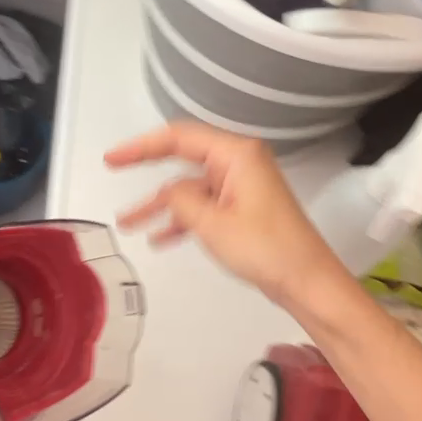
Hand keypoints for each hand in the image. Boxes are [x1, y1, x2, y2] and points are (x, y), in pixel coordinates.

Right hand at [106, 122, 347, 304]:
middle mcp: (239, 162)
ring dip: (160, 206)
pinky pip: (203, 206)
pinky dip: (181, 220)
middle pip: (182, 158)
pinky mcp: (243, 208)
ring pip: (189, 188)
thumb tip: (166, 192)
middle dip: (147, 172)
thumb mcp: (213, 224)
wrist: (309, 282)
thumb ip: (181, 200)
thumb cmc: (267, 249)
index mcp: (236, 155)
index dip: (140, 146)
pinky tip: (160, 238)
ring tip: (128, 224)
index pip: (178, 138)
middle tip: (112, 170)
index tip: (113, 158)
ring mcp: (241, 186)